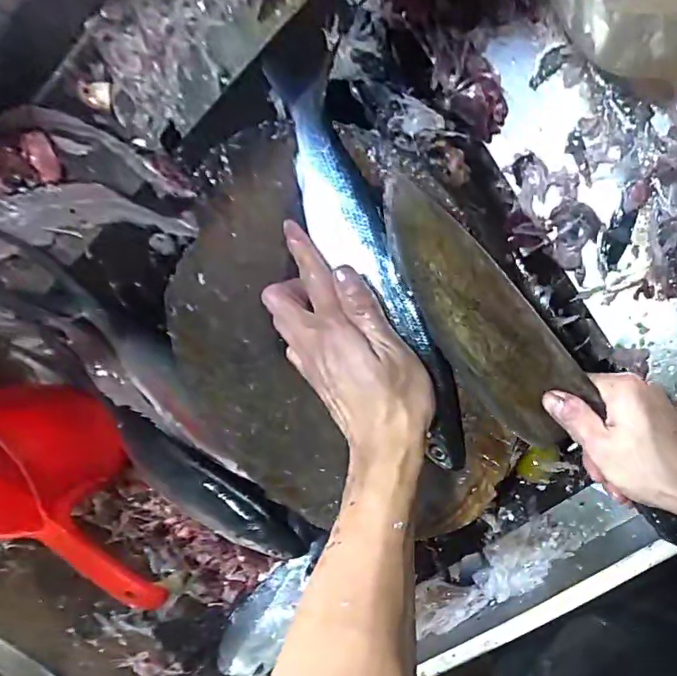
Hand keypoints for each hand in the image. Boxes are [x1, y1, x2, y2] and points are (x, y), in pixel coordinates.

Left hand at [263, 221, 433, 470]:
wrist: (383, 448)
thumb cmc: (399, 401)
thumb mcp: (394, 351)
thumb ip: (366, 310)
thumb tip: (344, 272)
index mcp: (334, 330)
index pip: (312, 279)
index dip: (303, 250)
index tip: (292, 227)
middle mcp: (312, 343)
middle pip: (277, 300)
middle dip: (292, 282)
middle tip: (324, 284)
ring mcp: (309, 364)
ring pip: (283, 323)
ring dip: (296, 306)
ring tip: (329, 307)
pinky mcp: (314, 380)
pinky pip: (295, 345)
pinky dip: (304, 331)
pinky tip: (330, 339)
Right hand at [541, 373, 676, 516]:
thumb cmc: (650, 469)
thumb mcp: (599, 446)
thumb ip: (574, 418)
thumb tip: (552, 397)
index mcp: (624, 388)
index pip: (582, 386)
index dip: (572, 414)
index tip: (574, 438)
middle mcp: (641, 390)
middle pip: (599, 411)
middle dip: (595, 445)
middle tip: (600, 470)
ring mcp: (654, 406)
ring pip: (615, 428)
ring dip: (610, 457)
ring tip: (617, 482)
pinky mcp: (662, 423)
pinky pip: (633, 435)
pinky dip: (627, 456)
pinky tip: (629, 479)